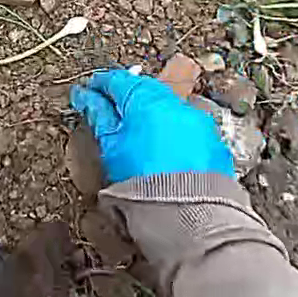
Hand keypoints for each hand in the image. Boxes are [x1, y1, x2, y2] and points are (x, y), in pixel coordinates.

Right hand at [69, 67, 233, 182]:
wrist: (188, 216)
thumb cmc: (143, 182)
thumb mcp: (111, 147)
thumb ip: (99, 115)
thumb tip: (85, 96)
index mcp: (146, 100)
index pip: (118, 80)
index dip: (100, 84)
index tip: (88, 92)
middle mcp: (175, 103)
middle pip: (144, 89)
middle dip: (125, 95)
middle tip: (107, 108)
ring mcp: (196, 120)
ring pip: (165, 106)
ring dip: (148, 112)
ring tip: (133, 129)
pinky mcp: (211, 139)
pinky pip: (184, 125)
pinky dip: (169, 128)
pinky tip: (160, 146)